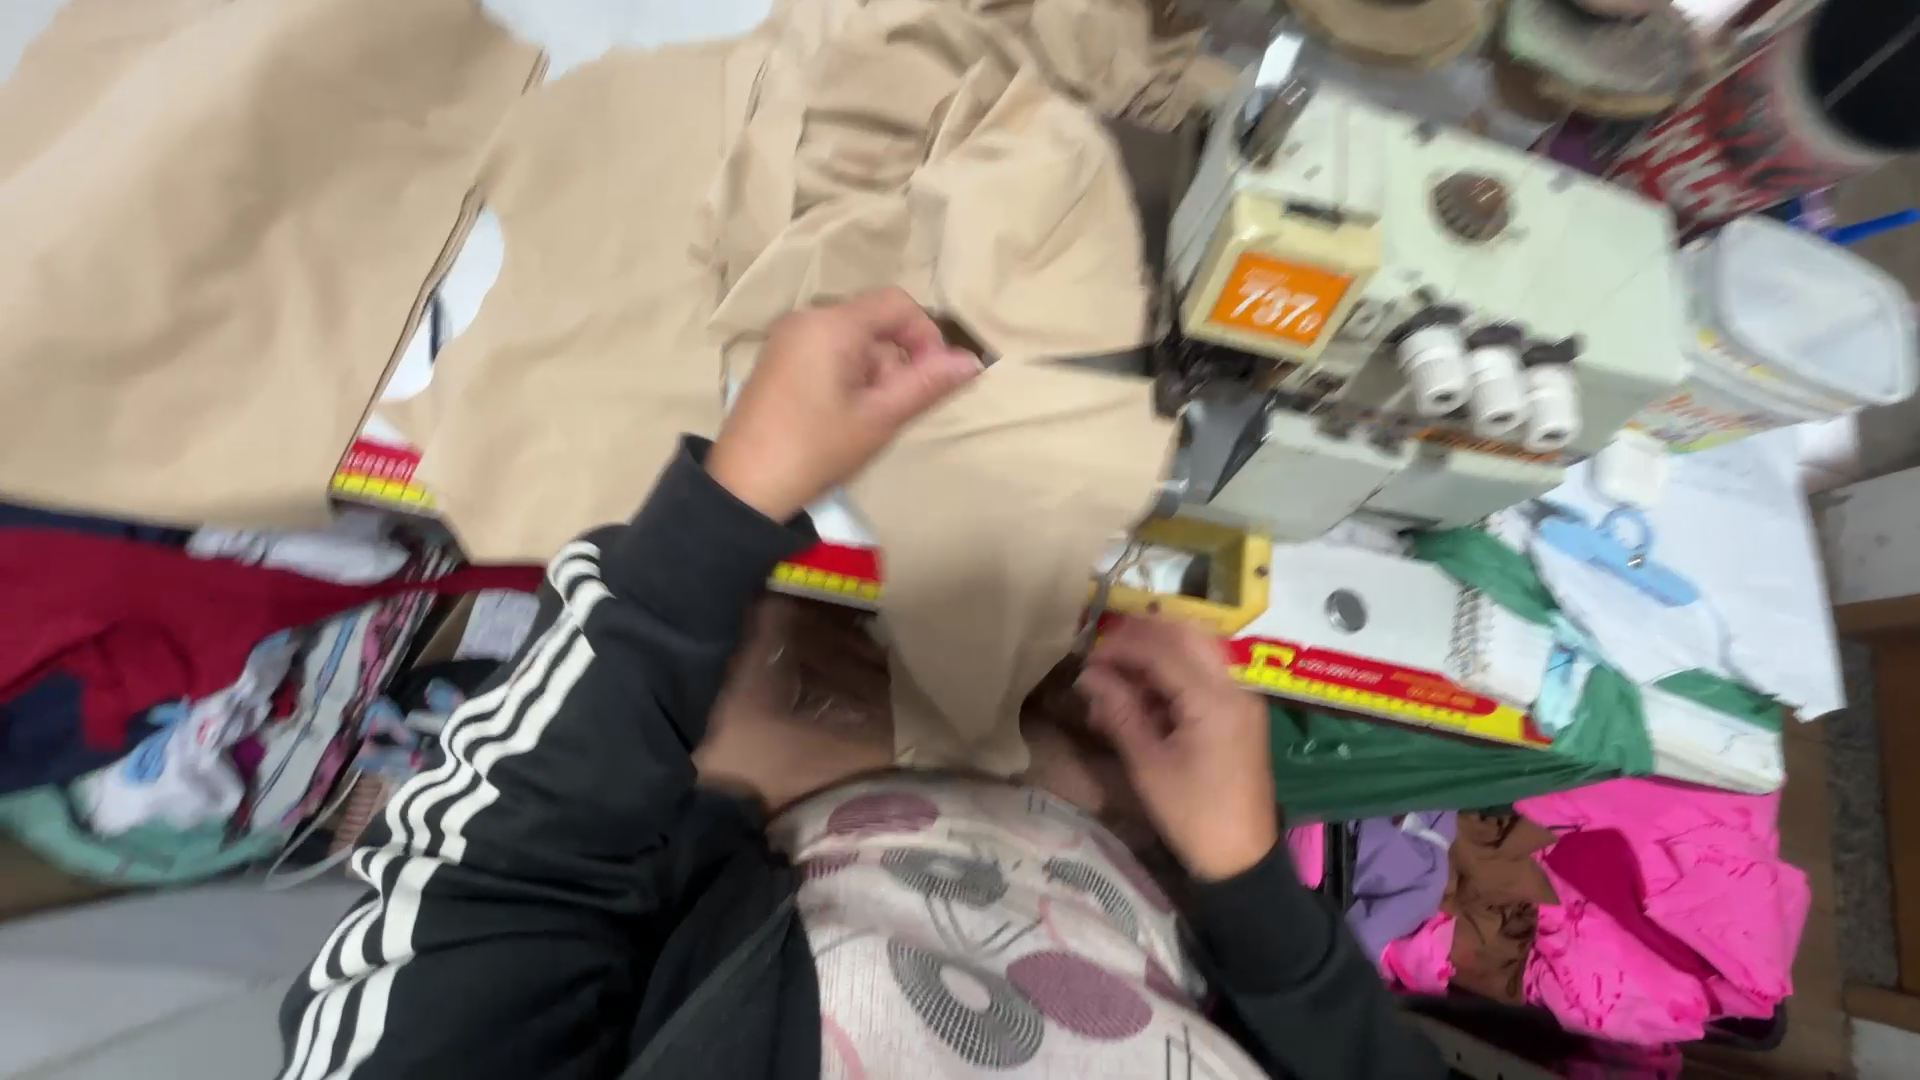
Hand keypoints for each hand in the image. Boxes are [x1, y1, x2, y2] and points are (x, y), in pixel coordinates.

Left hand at [708, 288, 981, 519]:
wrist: (745, 487)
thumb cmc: (816, 449)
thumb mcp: (879, 418)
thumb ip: (926, 384)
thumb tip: (972, 361)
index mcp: (831, 325)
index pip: (897, 304)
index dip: (926, 335)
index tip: (934, 378)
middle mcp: (806, 319)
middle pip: (874, 321)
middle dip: (898, 359)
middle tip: (896, 407)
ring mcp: (787, 339)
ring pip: (853, 339)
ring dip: (875, 371)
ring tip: (868, 418)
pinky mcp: (778, 360)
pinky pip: (828, 351)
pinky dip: (849, 375)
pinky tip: (844, 414)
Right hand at [1077, 618, 1277, 880]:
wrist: (1242, 860)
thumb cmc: (1192, 814)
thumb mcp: (1147, 763)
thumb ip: (1118, 710)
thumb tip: (1088, 675)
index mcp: (1213, 700)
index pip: (1161, 649)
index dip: (1119, 647)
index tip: (1087, 660)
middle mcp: (1233, 687)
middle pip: (1184, 636)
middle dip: (1140, 639)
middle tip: (1103, 656)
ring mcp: (1239, 698)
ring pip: (1193, 652)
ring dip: (1153, 657)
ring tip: (1115, 684)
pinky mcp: (1237, 712)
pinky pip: (1200, 676)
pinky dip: (1168, 678)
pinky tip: (1137, 702)